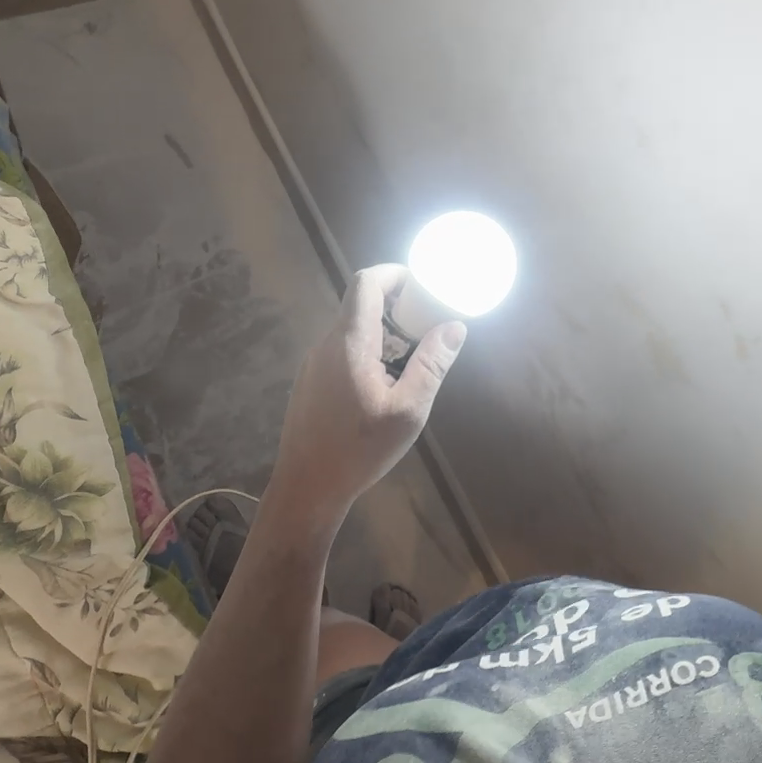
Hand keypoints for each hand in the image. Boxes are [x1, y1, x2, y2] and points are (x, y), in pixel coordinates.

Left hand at [268, 264, 467, 517]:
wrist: (306, 488)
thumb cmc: (359, 450)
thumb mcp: (408, 410)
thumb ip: (431, 365)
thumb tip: (454, 327)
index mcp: (350, 342)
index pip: (366, 283)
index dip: (394, 273)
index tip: (421, 284)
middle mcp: (327, 344)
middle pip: (361, 304)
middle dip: (397, 306)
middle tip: (427, 324)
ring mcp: (314, 363)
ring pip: (352, 329)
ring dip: (384, 332)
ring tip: (411, 358)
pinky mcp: (311, 382)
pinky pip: (342, 350)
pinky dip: (368, 350)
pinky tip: (385, 384)